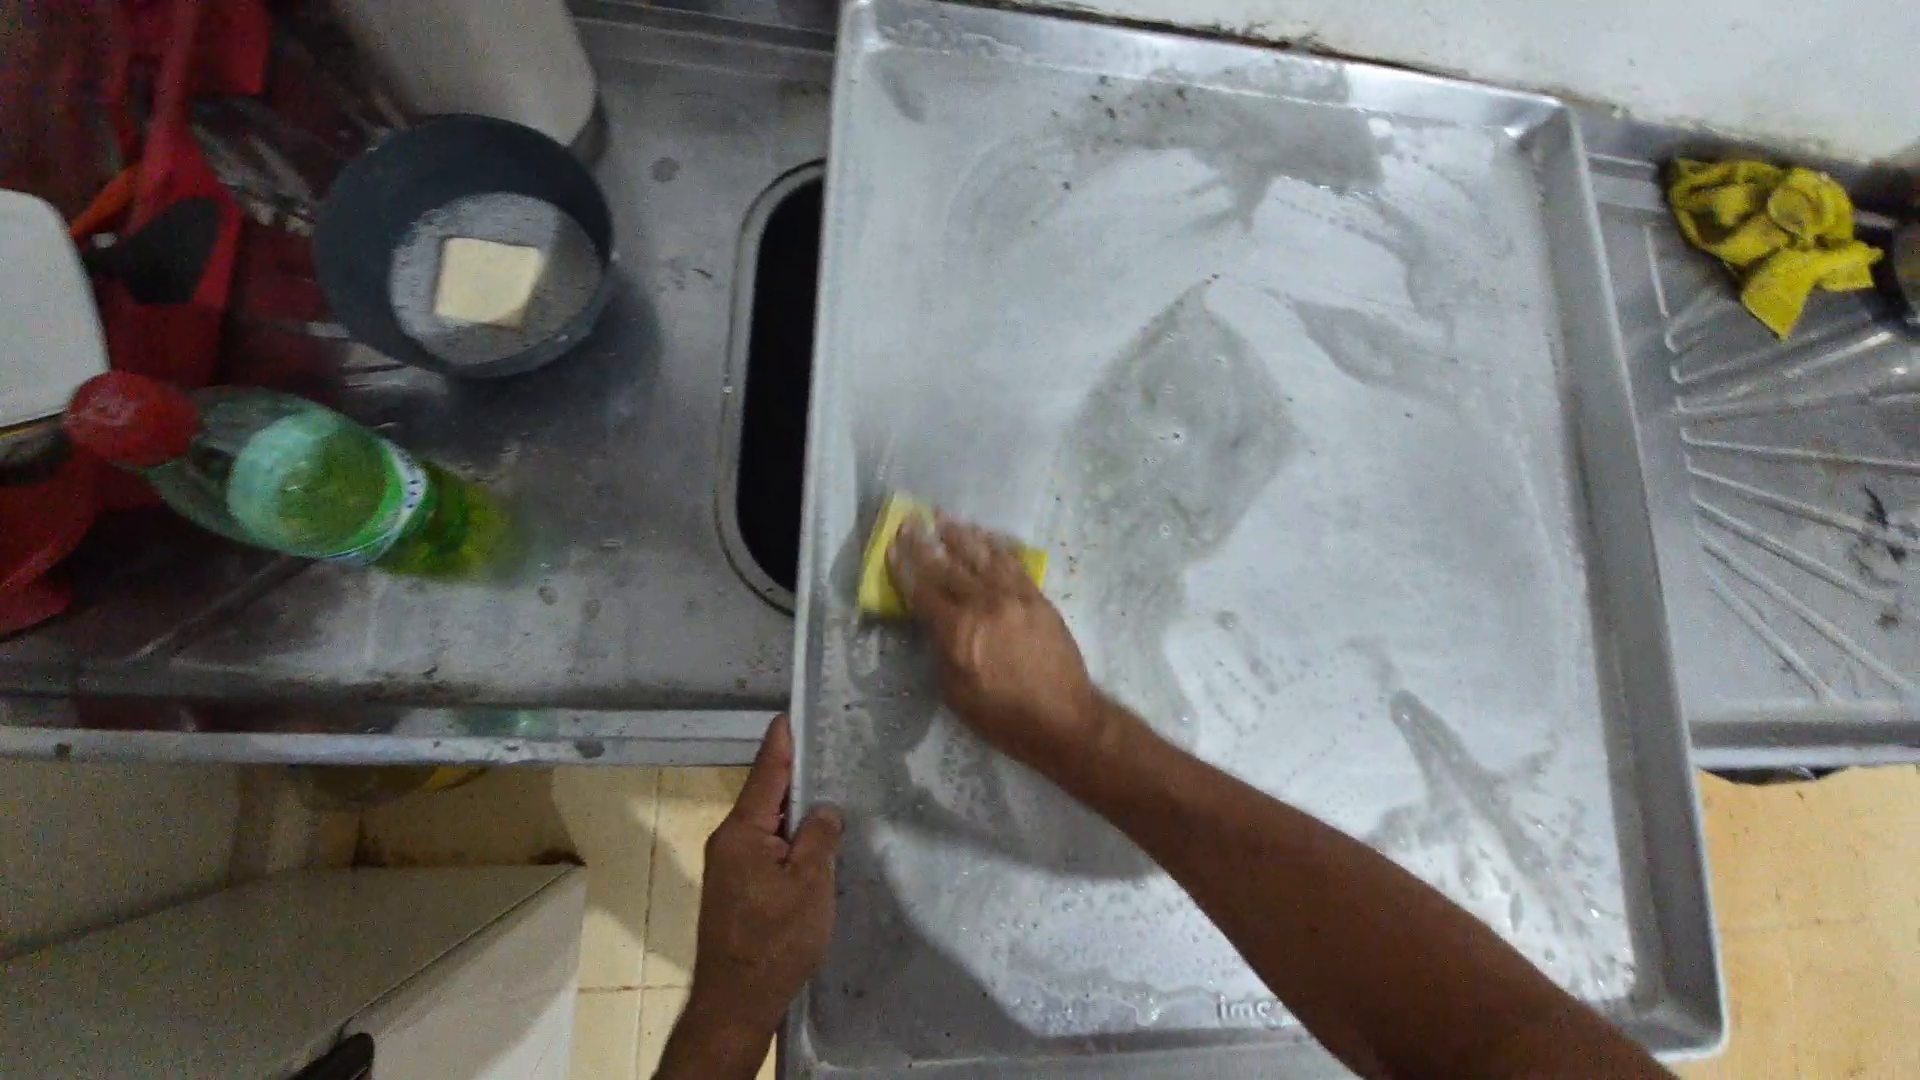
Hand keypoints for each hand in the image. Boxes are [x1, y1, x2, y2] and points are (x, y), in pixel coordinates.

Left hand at [658, 716, 841, 1079]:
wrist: (735, 1005)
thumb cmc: (774, 940)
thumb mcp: (810, 883)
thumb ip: (819, 837)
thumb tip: (823, 811)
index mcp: (742, 832)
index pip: (767, 774)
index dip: (781, 744)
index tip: (787, 715)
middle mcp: (729, 842)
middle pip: (766, 797)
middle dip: (794, 774)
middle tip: (824, 749)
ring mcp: (730, 868)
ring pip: (768, 825)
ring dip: (794, 810)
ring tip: (826, 790)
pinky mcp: (737, 890)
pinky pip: (767, 848)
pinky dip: (789, 837)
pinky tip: (812, 841)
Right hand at [889, 514, 1106, 776]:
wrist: (1063, 719)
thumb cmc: (1003, 717)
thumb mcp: (956, 693)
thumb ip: (942, 652)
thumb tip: (936, 626)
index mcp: (959, 631)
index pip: (923, 592)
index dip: (904, 569)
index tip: (892, 547)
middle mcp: (985, 605)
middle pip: (948, 567)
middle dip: (925, 544)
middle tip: (910, 522)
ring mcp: (1015, 598)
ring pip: (982, 558)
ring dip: (960, 537)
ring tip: (944, 519)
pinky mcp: (1038, 599)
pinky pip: (1013, 565)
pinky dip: (996, 548)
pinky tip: (986, 538)